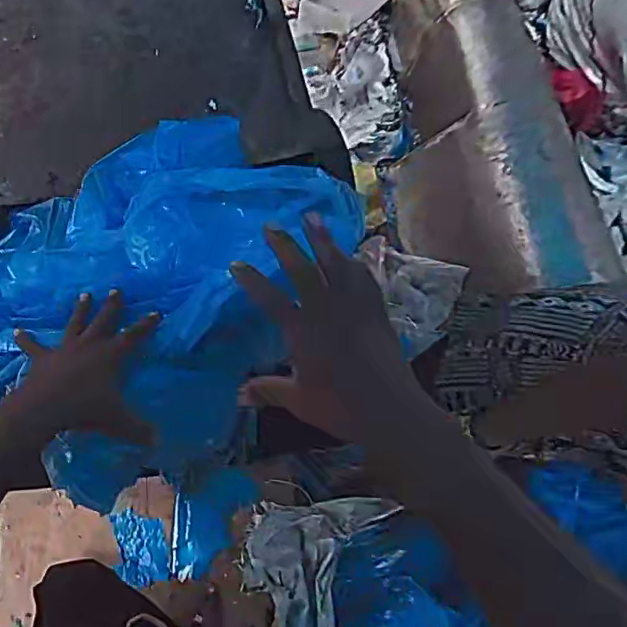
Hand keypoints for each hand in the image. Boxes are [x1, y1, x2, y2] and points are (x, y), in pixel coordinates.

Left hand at [0, 290, 160, 446]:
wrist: (46, 407)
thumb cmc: (85, 410)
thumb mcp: (117, 421)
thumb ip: (138, 430)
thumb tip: (158, 442)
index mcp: (109, 355)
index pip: (133, 336)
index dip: (145, 325)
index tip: (156, 312)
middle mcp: (88, 346)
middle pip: (103, 321)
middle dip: (112, 306)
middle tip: (116, 290)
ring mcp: (64, 349)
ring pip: (75, 324)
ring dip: (80, 311)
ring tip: (84, 295)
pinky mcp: (42, 358)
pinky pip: (33, 346)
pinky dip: (26, 339)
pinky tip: (16, 331)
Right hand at [230, 215, 433, 443]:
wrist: (390, 408)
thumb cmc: (340, 407)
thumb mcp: (298, 400)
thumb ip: (268, 390)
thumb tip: (238, 395)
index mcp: (303, 331)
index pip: (271, 300)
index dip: (252, 281)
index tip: (236, 264)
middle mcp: (327, 310)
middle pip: (302, 270)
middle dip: (284, 245)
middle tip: (272, 225)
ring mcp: (354, 306)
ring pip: (335, 263)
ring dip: (322, 239)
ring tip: (312, 217)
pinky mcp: (376, 310)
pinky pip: (364, 277)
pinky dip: (354, 262)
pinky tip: (351, 255)